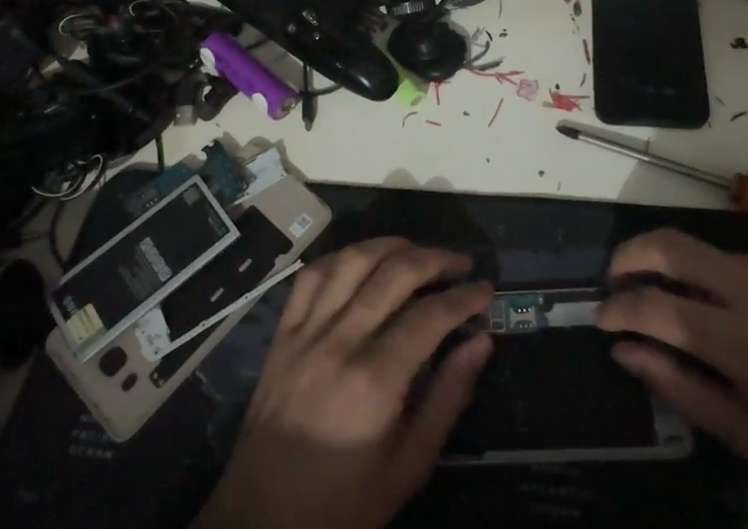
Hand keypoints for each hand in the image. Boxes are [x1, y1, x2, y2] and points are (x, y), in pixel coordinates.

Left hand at [195, 238, 493, 528]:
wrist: (261, 520)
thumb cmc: (343, 504)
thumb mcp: (409, 465)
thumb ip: (448, 397)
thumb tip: (481, 342)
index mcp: (375, 380)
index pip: (431, 315)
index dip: (464, 297)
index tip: (486, 292)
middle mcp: (338, 343)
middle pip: (393, 273)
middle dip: (435, 259)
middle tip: (460, 265)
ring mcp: (304, 334)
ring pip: (350, 261)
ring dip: (389, 246)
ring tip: (417, 252)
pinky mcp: (280, 336)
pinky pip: (310, 278)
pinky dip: (340, 258)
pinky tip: (362, 262)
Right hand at [596, 230, 747, 515]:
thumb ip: (681, 389)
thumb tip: (627, 351)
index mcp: (739, 338)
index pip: (651, 304)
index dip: (616, 308)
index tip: (601, 319)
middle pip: (668, 243)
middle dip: (628, 254)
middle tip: (616, 279)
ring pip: (707, 252)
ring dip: (682, 272)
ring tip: (691, 311)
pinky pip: (746, 260)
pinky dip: (729, 280)